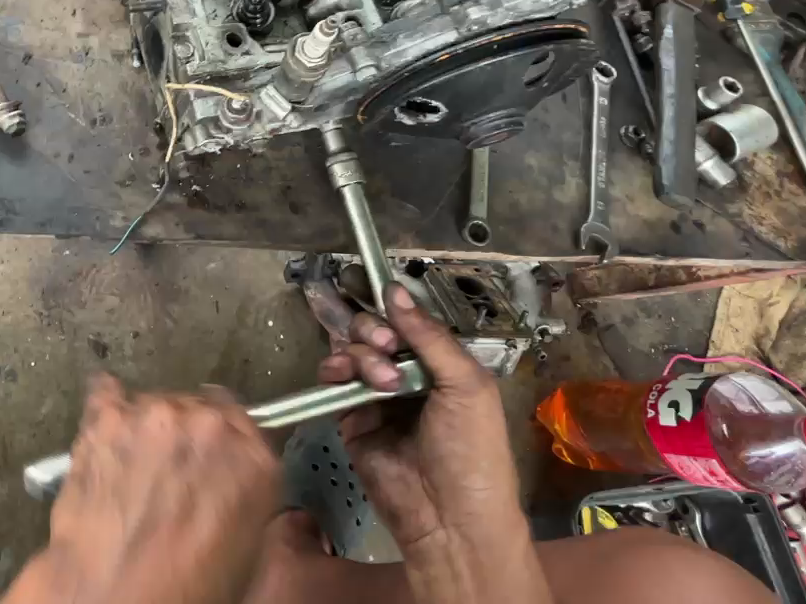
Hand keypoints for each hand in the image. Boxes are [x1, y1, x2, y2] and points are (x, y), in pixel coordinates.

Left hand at [3, 375, 279, 603]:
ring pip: (157, 404)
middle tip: (170, 475)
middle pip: (202, 410)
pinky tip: (107, 436)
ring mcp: (158, 414)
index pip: (247, 425)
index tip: (213, 455)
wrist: (115, 596)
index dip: (226, 443)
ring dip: (149, 429)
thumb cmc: (179, 589)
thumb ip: (249, 495)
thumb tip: (240, 484)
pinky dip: (108, 410)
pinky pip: (108, 392)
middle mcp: (211, 426)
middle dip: (188, 437)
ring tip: (133, 472)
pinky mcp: (110, 413)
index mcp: (255, 461)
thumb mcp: (246, 552)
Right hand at [318, 284, 551, 603]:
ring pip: (352, 349)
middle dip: (374, 330)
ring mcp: (376, 395)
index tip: (389, 305)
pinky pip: (334, 380)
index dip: (394, 310)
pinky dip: (334, 369)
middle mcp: (406, 374)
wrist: (449, 518)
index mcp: (439, 364)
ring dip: (360, 353)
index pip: (408, 322)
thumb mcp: (466, 385)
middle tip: (385, 345)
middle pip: (373, 330)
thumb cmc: (472, 450)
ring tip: (379, 380)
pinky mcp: (351, 417)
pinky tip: (341, 375)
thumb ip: (429, 336)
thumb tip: (393, 287)